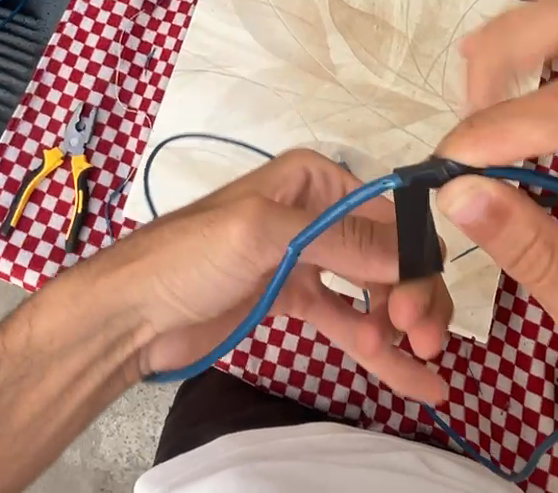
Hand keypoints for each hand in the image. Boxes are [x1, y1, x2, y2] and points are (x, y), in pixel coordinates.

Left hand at [76, 148, 453, 402]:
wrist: (134, 311)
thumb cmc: (191, 254)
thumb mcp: (262, 232)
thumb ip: (337, 240)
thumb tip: (411, 253)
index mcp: (312, 179)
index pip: (385, 213)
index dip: (412, 256)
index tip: (420, 306)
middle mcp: (317, 213)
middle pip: (388, 253)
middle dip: (412, 294)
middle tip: (422, 340)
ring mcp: (309, 260)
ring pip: (376, 291)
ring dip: (402, 326)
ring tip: (423, 366)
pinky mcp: (298, 300)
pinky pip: (350, 323)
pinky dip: (382, 350)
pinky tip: (416, 379)